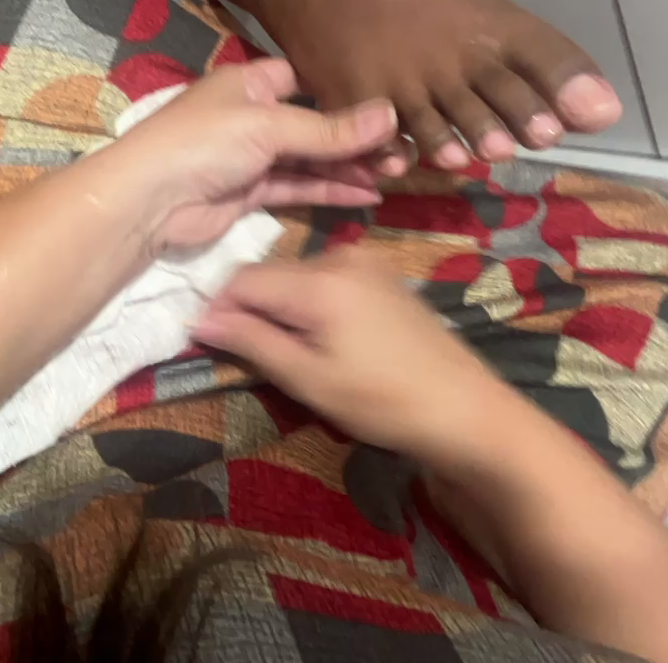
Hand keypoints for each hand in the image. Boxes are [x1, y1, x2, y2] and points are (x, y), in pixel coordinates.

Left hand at [99, 58, 399, 252]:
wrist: (150, 199)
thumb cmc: (204, 142)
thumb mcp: (267, 127)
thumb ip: (327, 128)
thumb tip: (390, 115)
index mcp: (248, 83)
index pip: (302, 78)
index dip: (340, 90)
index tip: (387, 103)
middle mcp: (251, 115)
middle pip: (312, 122)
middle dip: (353, 137)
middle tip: (400, 152)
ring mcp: (250, 155)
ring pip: (308, 157)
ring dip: (346, 166)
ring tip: (392, 175)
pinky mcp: (249, 191)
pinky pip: (296, 186)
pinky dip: (327, 189)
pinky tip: (365, 193)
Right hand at [190, 249, 519, 467]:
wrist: (469, 411)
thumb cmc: (383, 403)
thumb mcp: (308, 379)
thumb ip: (251, 342)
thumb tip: (198, 320)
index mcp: (318, 281)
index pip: (241, 280)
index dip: (217, 309)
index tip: (207, 342)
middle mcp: (338, 255)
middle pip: (267, 274)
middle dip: (248, 309)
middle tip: (248, 354)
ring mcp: (363, 259)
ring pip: (293, 276)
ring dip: (277, 306)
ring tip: (288, 351)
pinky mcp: (379, 271)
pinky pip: (321, 276)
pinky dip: (306, 301)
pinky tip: (321, 336)